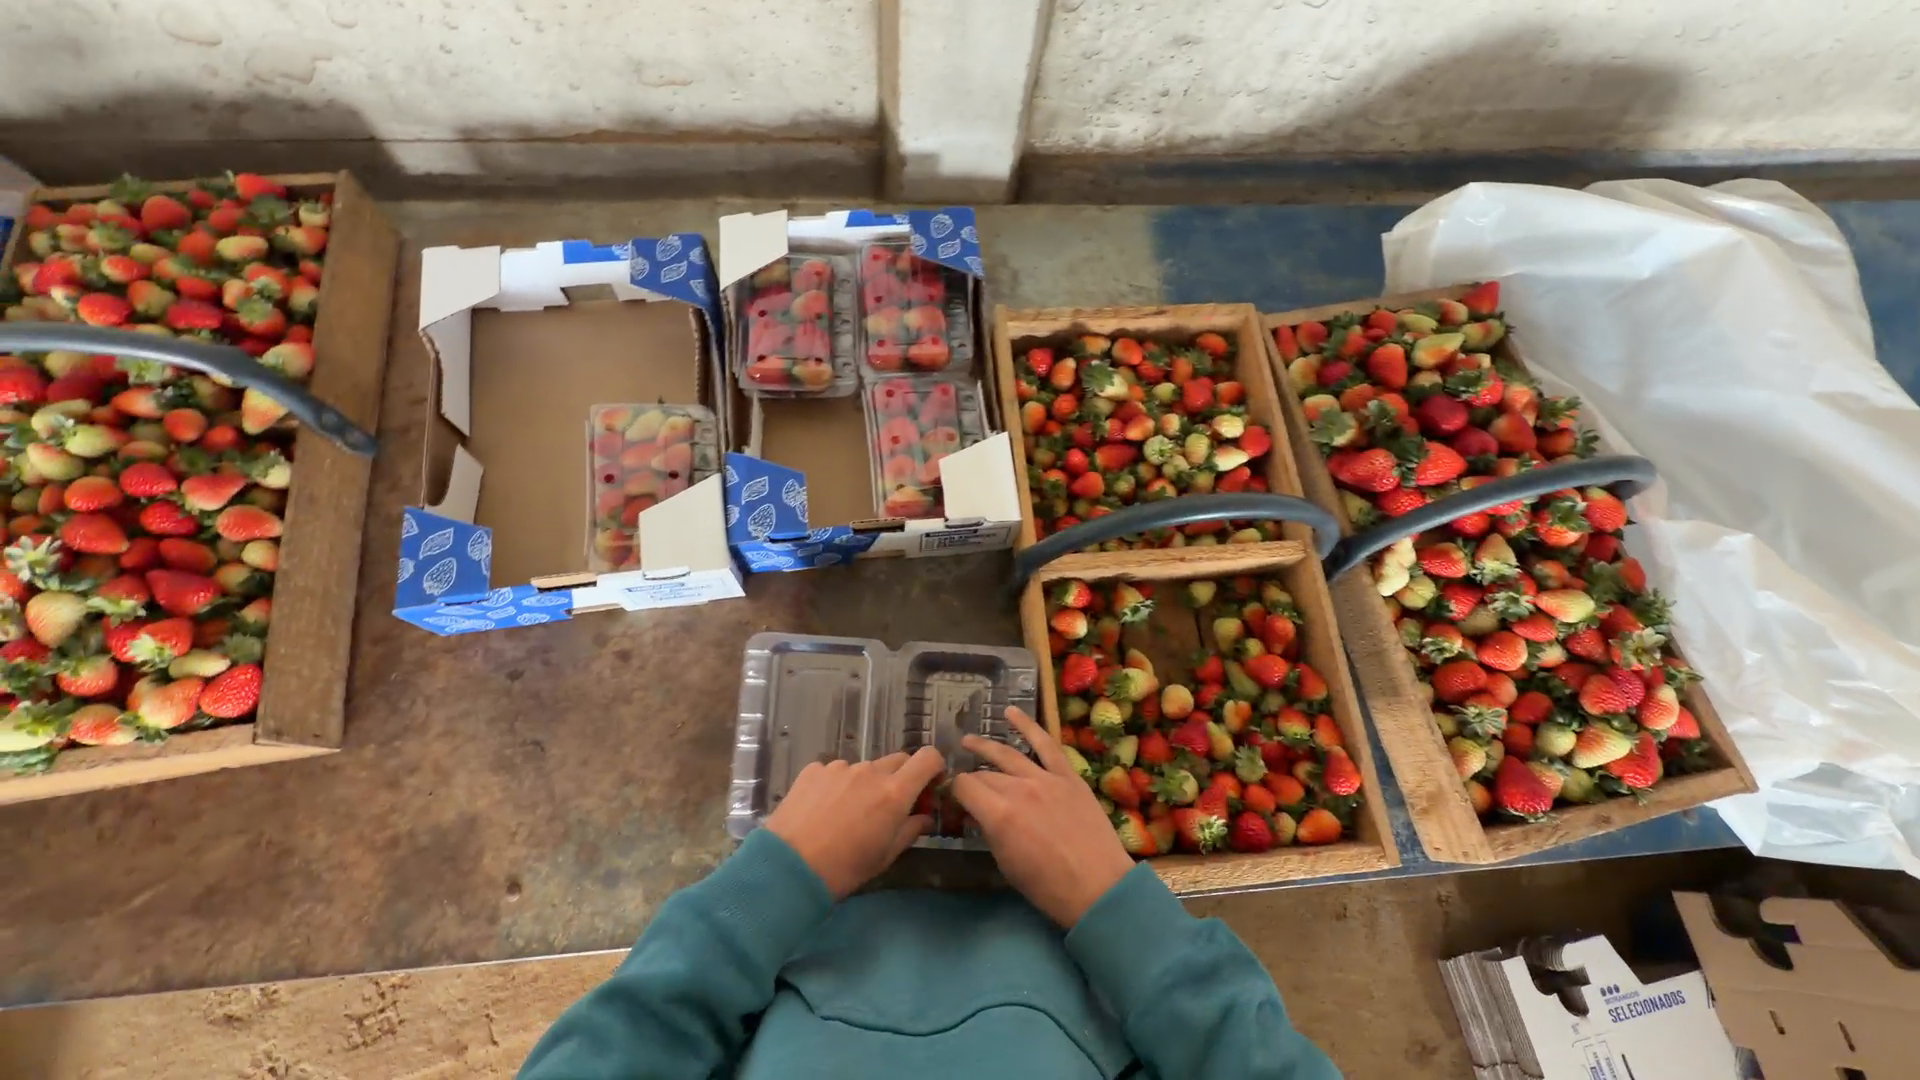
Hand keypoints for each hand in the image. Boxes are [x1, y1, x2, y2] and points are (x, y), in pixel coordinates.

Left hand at [764, 747, 947, 898]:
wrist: (788, 868)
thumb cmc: (845, 868)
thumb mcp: (885, 856)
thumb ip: (910, 830)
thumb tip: (924, 817)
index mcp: (895, 792)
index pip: (928, 758)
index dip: (934, 767)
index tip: (929, 786)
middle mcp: (870, 771)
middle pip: (898, 760)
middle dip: (901, 778)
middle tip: (889, 806)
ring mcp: (840, 767)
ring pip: (865, 768)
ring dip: (866, 783)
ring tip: (848, 812)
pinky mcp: (814, 769)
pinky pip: (836, 771)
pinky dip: (838, 784)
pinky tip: (824, 809)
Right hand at [954, 707, 1134, 927]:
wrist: (1099, 888)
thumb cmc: (1048, 888)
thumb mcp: (1006, 864)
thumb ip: (989, 832)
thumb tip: (979, 815)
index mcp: (999, 814)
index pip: (964, 787)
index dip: (953, 791)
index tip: (952, 797)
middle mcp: (1018, 789)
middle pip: (985, 774)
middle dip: (970, 778)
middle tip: (962, 782)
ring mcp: (1045, 778)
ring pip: (1008, 754)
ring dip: (985, 746)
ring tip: (968, 740)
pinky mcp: (1068, 776)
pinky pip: (1046, 744)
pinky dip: (1028, 725)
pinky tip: (1011, 712)